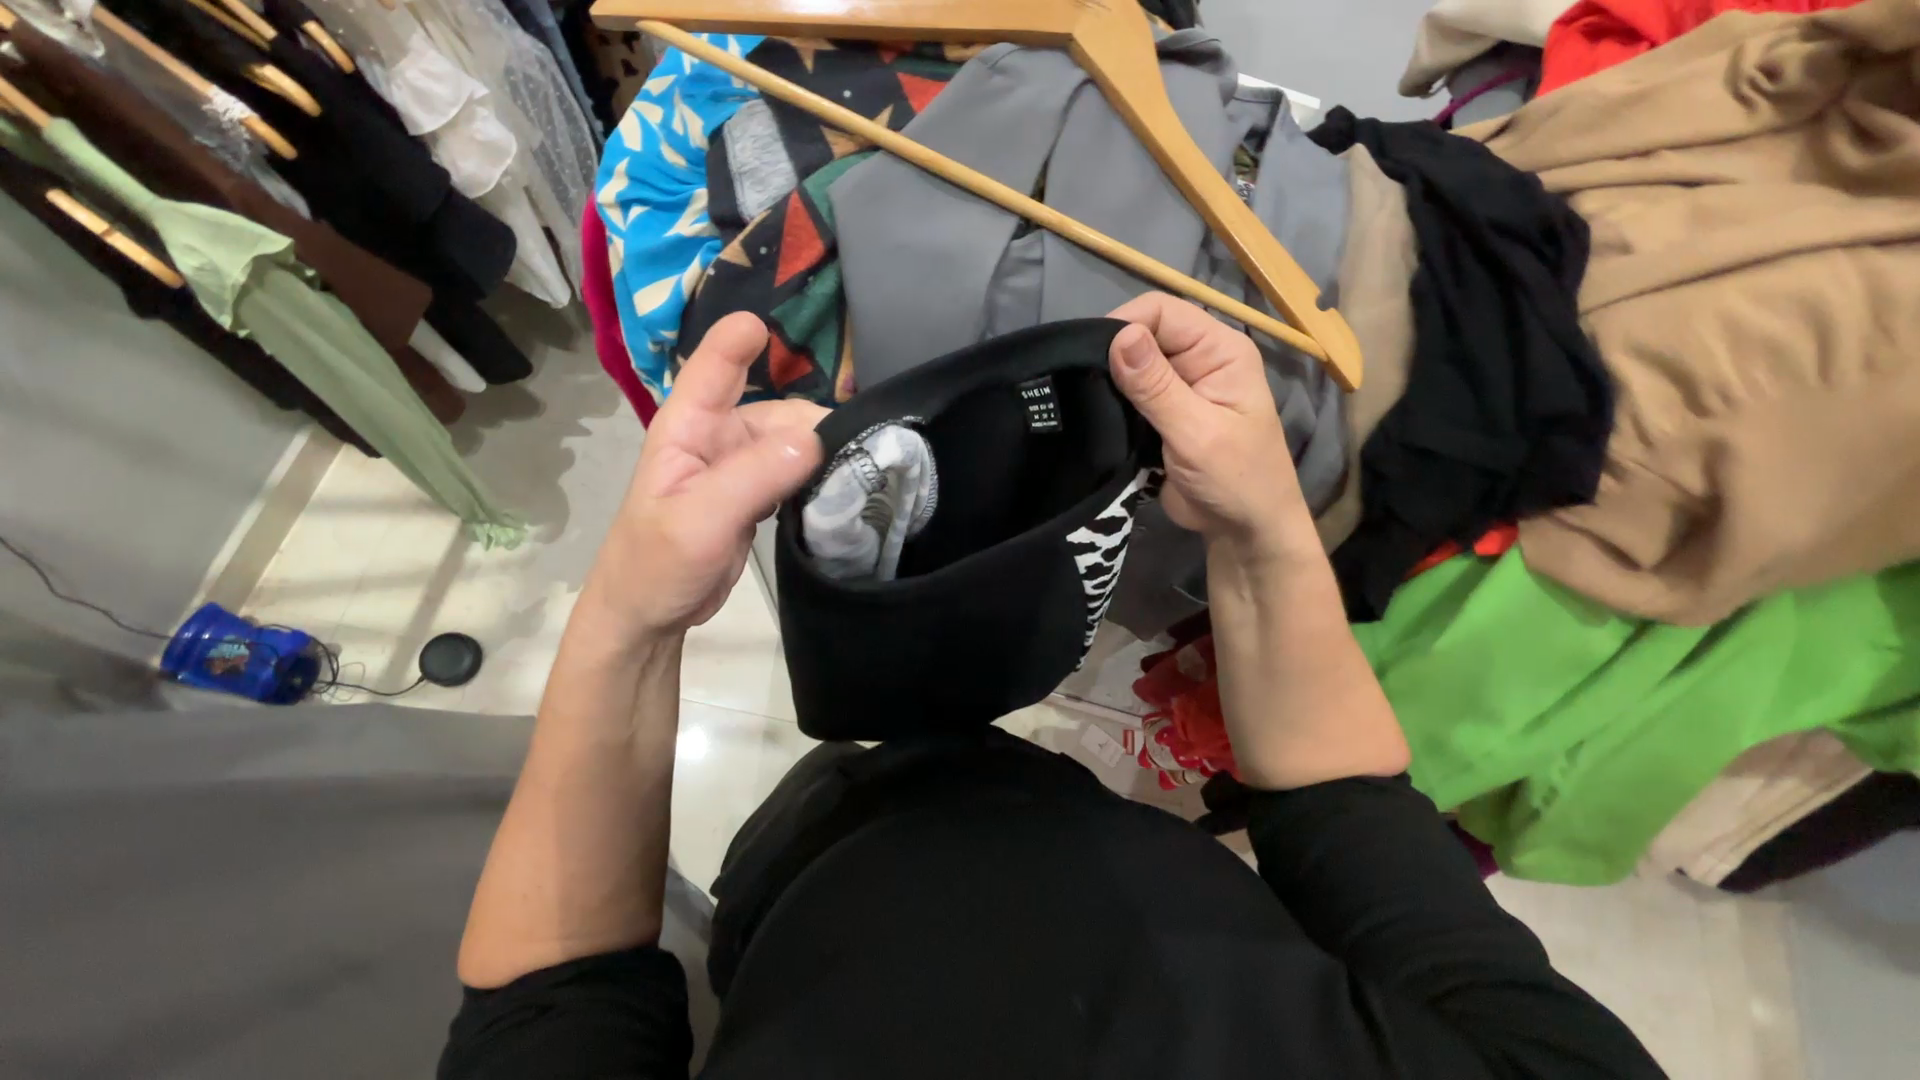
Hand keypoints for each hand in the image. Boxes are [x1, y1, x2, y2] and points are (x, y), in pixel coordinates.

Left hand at [584, 313, 826, 639]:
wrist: (650, 614)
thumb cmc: (656, 564)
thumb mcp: (699, 522)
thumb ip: (752, 477)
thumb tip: (814, 438)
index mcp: (688, 427)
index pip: (713, 368)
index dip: (739, 341)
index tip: (769, 325)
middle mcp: (718, 436)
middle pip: (779, 411)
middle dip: (816, 426)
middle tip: (856, 458)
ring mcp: (740, 466)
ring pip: (796, 443)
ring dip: (824, 456)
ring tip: (858, 477)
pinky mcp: (758, 493)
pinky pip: (798, 471)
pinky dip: (819, 478)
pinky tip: (840, 493)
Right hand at [1105, 293, 1313, 556]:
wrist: (1245, 531)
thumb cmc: (1236, 480)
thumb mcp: (1197, 433)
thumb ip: (1158, 386)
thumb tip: (1119, 336)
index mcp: (1220, 350)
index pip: (1162, 311)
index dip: (1124, 324)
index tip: (1091, 358)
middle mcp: (1199, 359)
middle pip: (1143, 332)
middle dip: (1111, 353)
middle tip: (1081, 384)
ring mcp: (1180, 387)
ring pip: (1131, 364)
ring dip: (1108, 381)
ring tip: (1084, 401)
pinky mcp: (1161, 414)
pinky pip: (1128, 395)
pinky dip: (1111, 403)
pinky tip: (1095, 417)